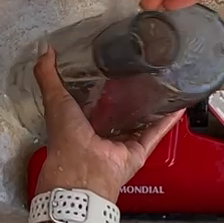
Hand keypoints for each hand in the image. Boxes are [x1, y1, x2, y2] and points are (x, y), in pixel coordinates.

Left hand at [34, 50, 180, 200]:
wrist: (82, 172)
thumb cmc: (66, 138)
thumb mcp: (54, 99)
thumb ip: (48, 76)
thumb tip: (46, 51)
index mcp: (79, 120)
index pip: (92, 97)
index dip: (100, 81)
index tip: (110, 62)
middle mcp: (101, 132)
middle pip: (118, 110)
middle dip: (128, 93)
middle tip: (142, 70)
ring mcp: (121, 142)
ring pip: (139, 121)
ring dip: (151, 106)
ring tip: (164, 85)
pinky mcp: (138, 151)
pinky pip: (155, 133)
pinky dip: (167, 121)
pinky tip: (178, 106)